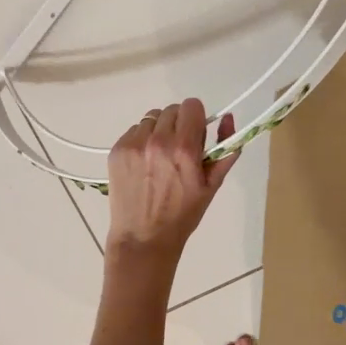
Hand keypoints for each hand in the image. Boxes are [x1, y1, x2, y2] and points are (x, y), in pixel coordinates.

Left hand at [105, 99, 240, 259]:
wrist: (143, 238)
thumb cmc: (183, 214)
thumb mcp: (213, 184)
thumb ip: (226, 148)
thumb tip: (228, 118)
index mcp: (184, 148)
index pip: (192, 106)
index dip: (197, 118)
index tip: (196, 135)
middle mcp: (158, 141)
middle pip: (172, 110)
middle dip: (179, 124)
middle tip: (179, 149)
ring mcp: (134, 145)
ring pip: (152, 118)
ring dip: (159, 131)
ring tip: (160, 157)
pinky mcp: (117, 150)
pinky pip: (135, 130)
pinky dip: (142, 140)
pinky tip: (144, 163)